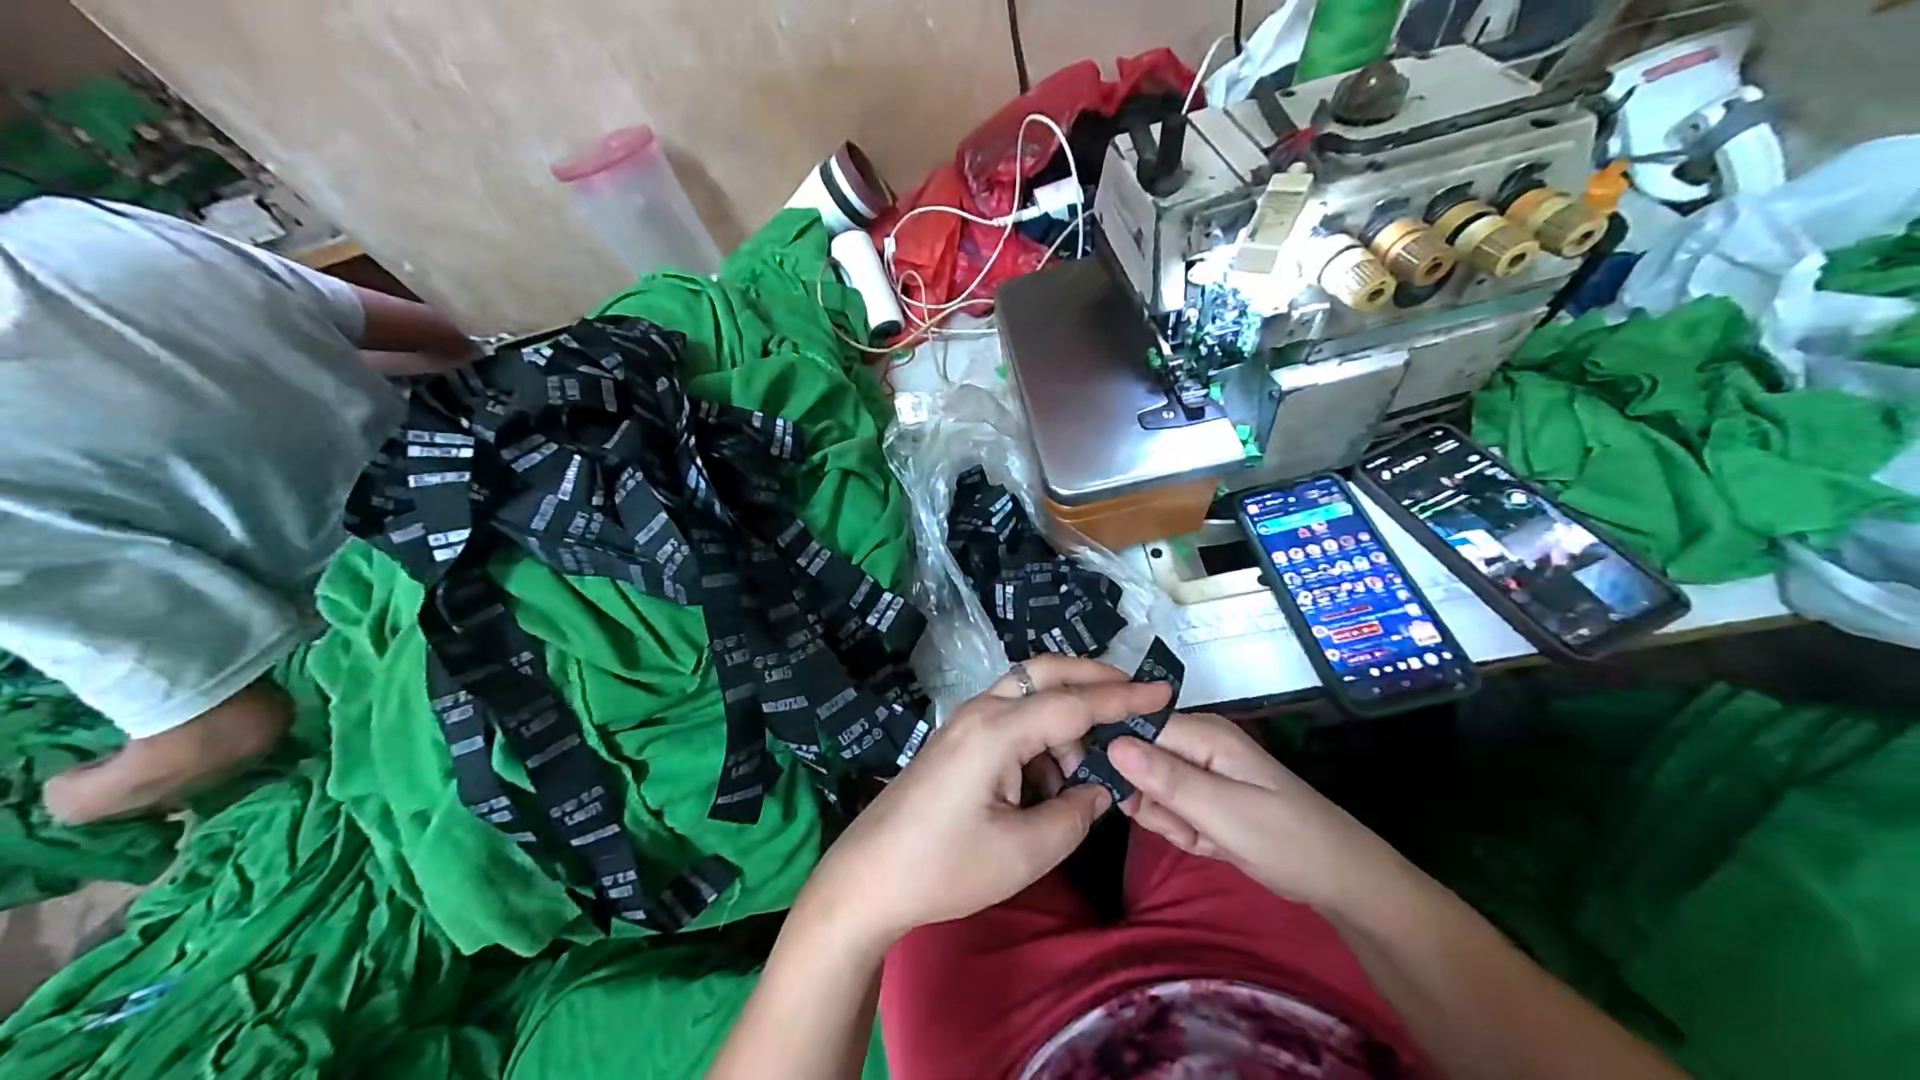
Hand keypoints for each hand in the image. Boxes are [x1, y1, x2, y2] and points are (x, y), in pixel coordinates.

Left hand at [796, 656, 1172, 949]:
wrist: (867, 878)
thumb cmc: (944, 867)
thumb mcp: (1024, 852)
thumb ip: (1075, 814)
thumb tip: (1099, 789)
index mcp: (997, 730)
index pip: (1073, 702)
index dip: (1123, 698)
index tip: (1164, 693)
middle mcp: (980, 712)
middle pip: (1045, 674)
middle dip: (1093, 679)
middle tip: (1135, 699)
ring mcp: (964, 723)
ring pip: (1028, 696)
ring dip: (1065, 718)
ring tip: (1086, 770)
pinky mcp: (957, 741)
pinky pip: (1010, 719)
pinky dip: (1040, 734)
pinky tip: (1049, 778)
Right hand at [1108, 713, 1403, 913]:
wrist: (1337, 879)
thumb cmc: (1286, 839)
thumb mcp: (1224, 812)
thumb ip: (1166, 779)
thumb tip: (1111, 744)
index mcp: (1202, 732)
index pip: (1135, 727)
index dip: (1119, 756)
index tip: (1122, 791)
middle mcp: (1194, 743)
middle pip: (1136, 760)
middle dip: (1150, 799)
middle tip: (1184, 824)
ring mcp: (1197, 770)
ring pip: (1147, 789)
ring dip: (1166, 819)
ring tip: (1202, 835)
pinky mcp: (1199, 795)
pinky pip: (1164, 808)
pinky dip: (1179, 830)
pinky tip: (1207, 841)